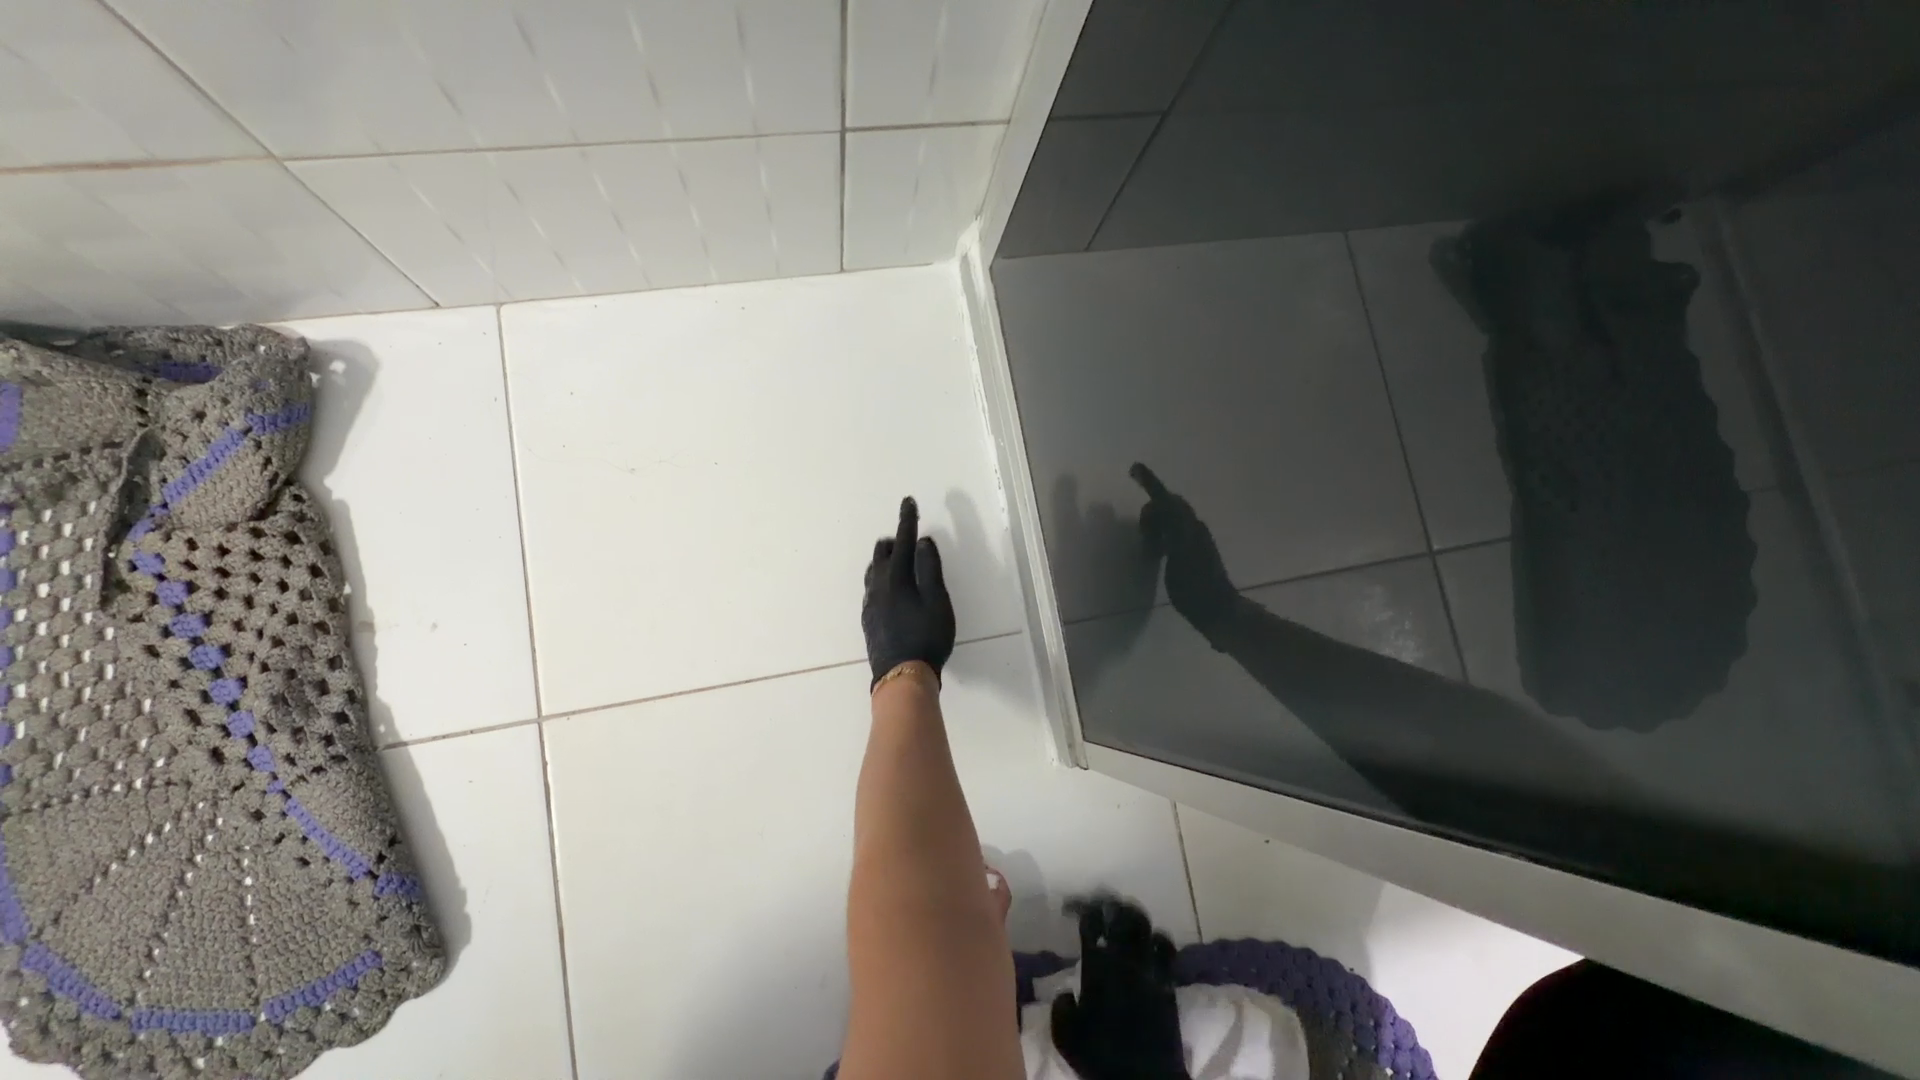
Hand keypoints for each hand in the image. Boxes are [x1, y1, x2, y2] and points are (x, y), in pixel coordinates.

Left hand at [861, 497, 955, 686]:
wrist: (902, 675)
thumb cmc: (927, 636)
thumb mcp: (938, 601)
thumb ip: (931, 569)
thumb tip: (923, 541)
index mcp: (897, 578)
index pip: (903, 541)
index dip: (907, 520)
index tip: (908, 501)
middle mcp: (878, 587)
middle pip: (882, 553)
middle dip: (894, 539)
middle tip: (907, 537)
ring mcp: (870, 604)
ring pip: (873, 571)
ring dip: (885, 559)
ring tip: (898, 559)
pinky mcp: (868, 619)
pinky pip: (871, 588)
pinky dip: (880, 578)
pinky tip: (887, 589)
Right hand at [1049, 895, 1189, 1079]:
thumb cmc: (1100, 1058)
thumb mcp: (1065, 1036)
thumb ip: (1061, 1007)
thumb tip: (1067, 993)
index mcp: (1098, 968)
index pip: (1091, 921)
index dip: (1080, 907)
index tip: (1070, 909)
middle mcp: (1126, 960)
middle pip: (1123, 914)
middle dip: (1110, 903)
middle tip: (1100, 906)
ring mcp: (1151, 969)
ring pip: (1148, 926)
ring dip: (1135, 918)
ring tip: (1124, 921)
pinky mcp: (1169, 983)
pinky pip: (1167, 948)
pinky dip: (1157, 940)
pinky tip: (1149, 946)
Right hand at [1130, 463, 1240, 640]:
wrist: (1216, 609)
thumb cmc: (1194, 585)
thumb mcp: (1180, 554)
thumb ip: (1173, 525)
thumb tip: (1165, 500)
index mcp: (1188, 526)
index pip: (1167, 498)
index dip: (1151, 482)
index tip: (1135, 469)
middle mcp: (1193, 527)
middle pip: (1168, 505)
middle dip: (1151, 511)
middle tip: (1142, 533)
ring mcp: (1194, 540)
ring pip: (1169, 520)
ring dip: (1155, 525)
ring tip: (1148, 547)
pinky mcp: (1191, 553)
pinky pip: (1171, 533)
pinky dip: (1160, 536)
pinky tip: (1155, 552)